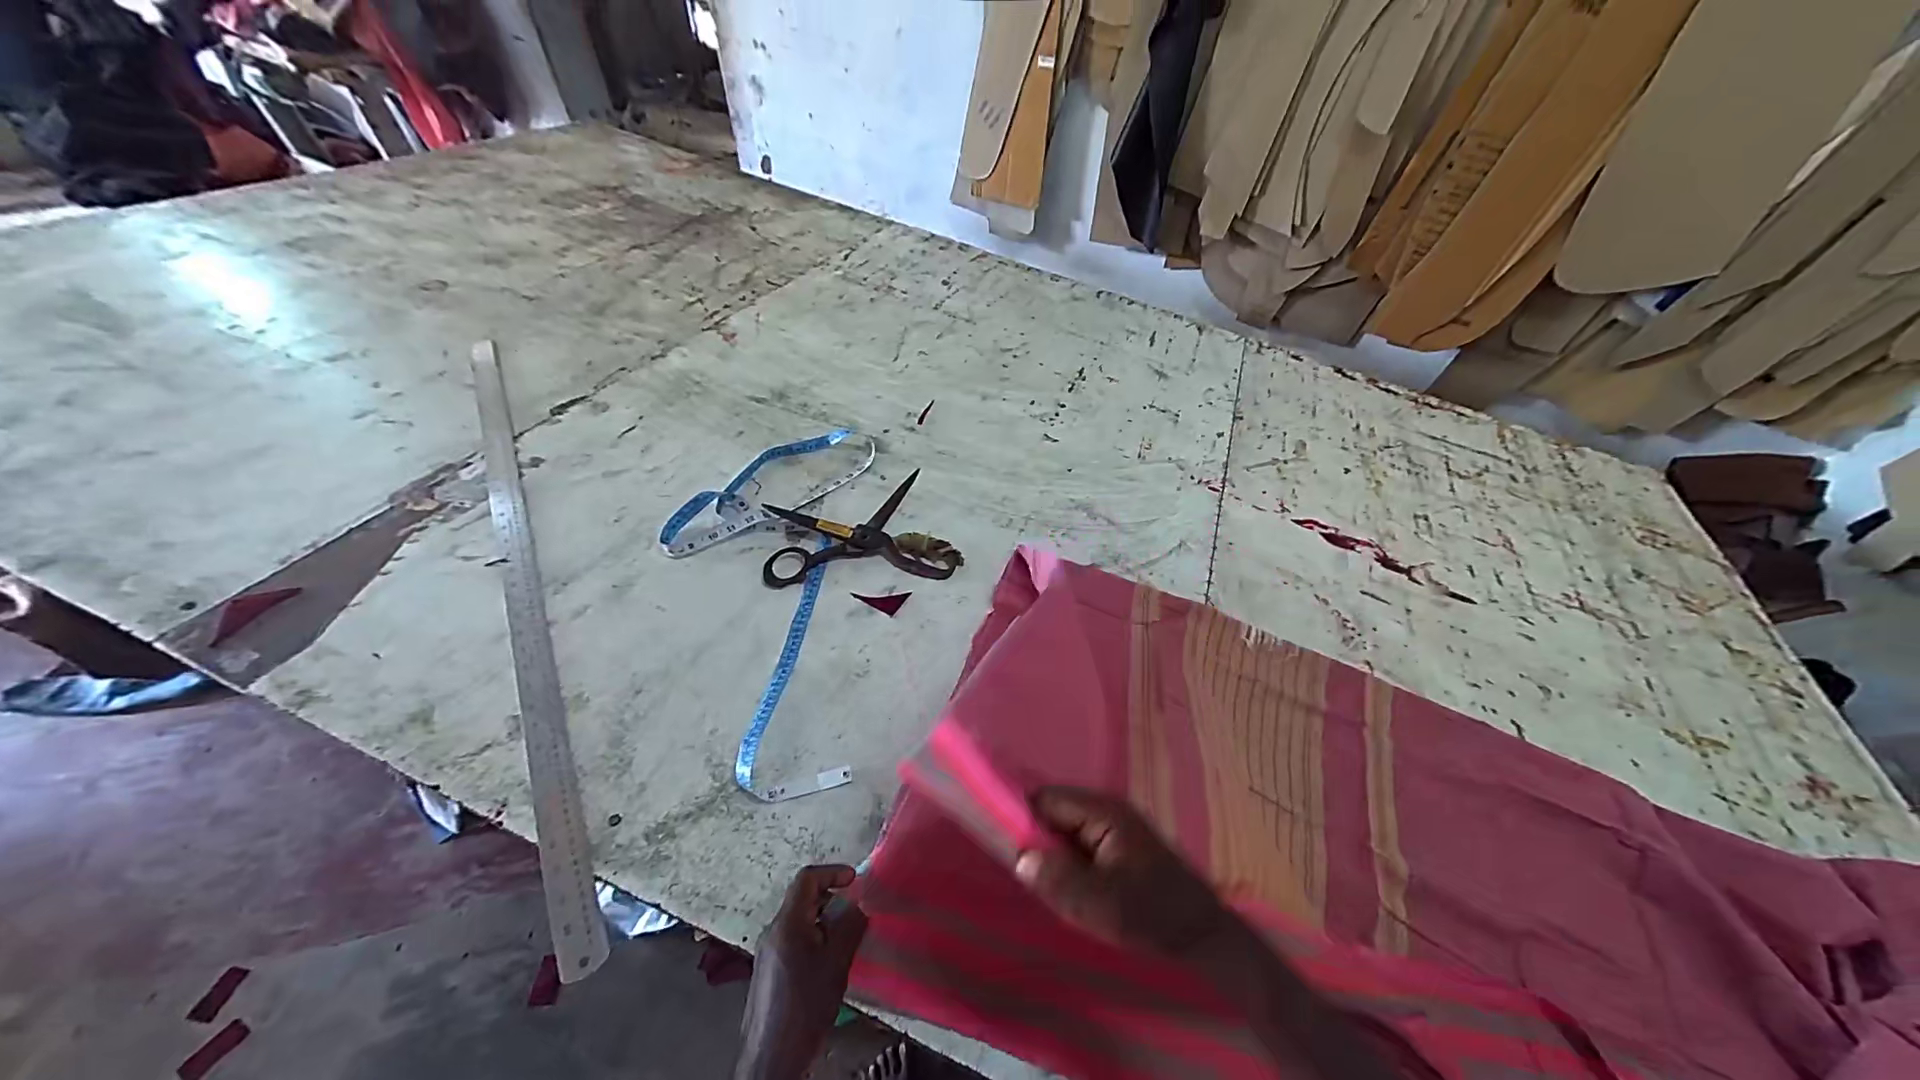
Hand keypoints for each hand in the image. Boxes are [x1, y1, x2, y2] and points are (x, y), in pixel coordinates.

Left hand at [734, 865, 868, 1079]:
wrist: (772, 1057)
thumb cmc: (805, 1005)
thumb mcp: (836, 962)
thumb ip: (850, 926)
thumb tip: (860, 903)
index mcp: (787, 923)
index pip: (807, 879)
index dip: (832, 872)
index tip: (855, 881)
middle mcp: (773, 931)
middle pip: (803, 898)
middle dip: (832, 899)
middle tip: (856, 912)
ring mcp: (768, 952)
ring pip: (800, 921)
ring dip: (824, 921)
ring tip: (846, 940)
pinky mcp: (769, 971)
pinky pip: (794, 940)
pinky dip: (815, 939)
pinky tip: (829, 963)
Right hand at [1013, 786, 1230, 956]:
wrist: (1207, 937)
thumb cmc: (1152, 915)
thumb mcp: (1100, 904)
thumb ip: (1057, 879)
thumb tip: (1020, 857)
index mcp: (1103, 811)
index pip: (1046, 799)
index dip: (1023, 819)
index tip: (1007, 848)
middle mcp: (1109, 809)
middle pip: (1056, 812)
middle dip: (1039, 840)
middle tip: (1029, 875)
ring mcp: (1118, 826)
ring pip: (1068, 830)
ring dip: (1056, 855)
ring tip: (1049, 885)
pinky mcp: (1123, 846)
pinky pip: (1083, 844)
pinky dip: (1072, 862)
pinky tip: (1073, 888)